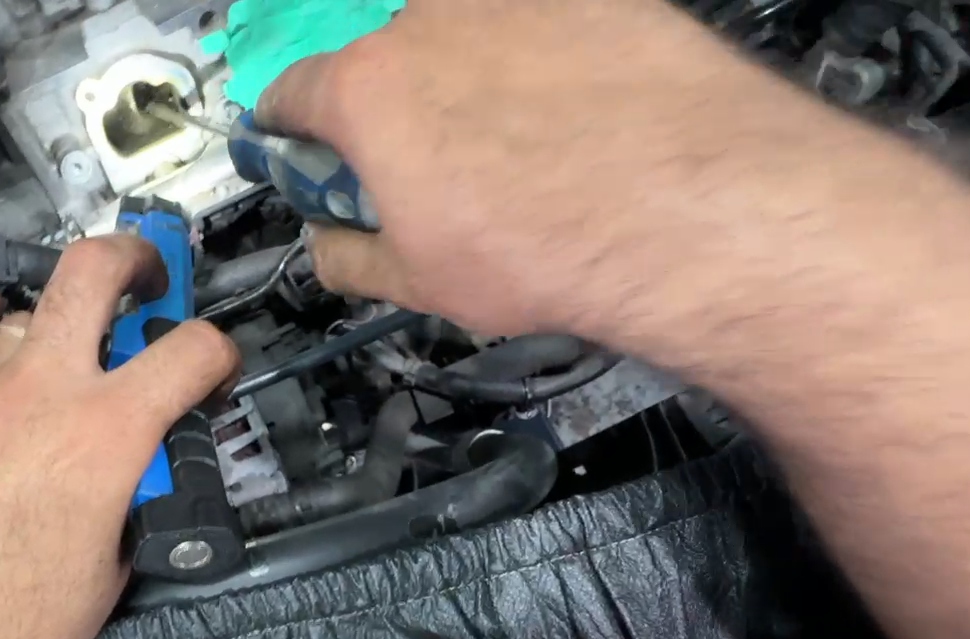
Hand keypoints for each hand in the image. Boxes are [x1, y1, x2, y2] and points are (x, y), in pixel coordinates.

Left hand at [0, 236, 239, 638]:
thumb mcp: (109, 575)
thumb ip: (127, 505)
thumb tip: (126, 480)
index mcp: (103, 438)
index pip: (188, 356)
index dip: (218, 355)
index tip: (216, 371)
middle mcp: (34, 394)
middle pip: (92, 275)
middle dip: (137, 262)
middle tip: (153, 282)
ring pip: (19, 317)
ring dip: (55, 329)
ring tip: (67, 362)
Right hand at [259, 0, 951, 353]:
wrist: (686, 208)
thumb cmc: (529, 251)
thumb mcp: (412, 283)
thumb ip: (345, 257)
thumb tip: (325, 241)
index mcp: (367, 91)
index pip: (289, 95)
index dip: (283, 132)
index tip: (296, 156)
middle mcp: (426, 19)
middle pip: (373, 65)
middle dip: (377, 116)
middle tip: (416, 174)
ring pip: (452, 40)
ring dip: (452, 87)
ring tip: (502, 151)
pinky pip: (527, 29)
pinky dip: (524, 66)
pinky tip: (560, 119)